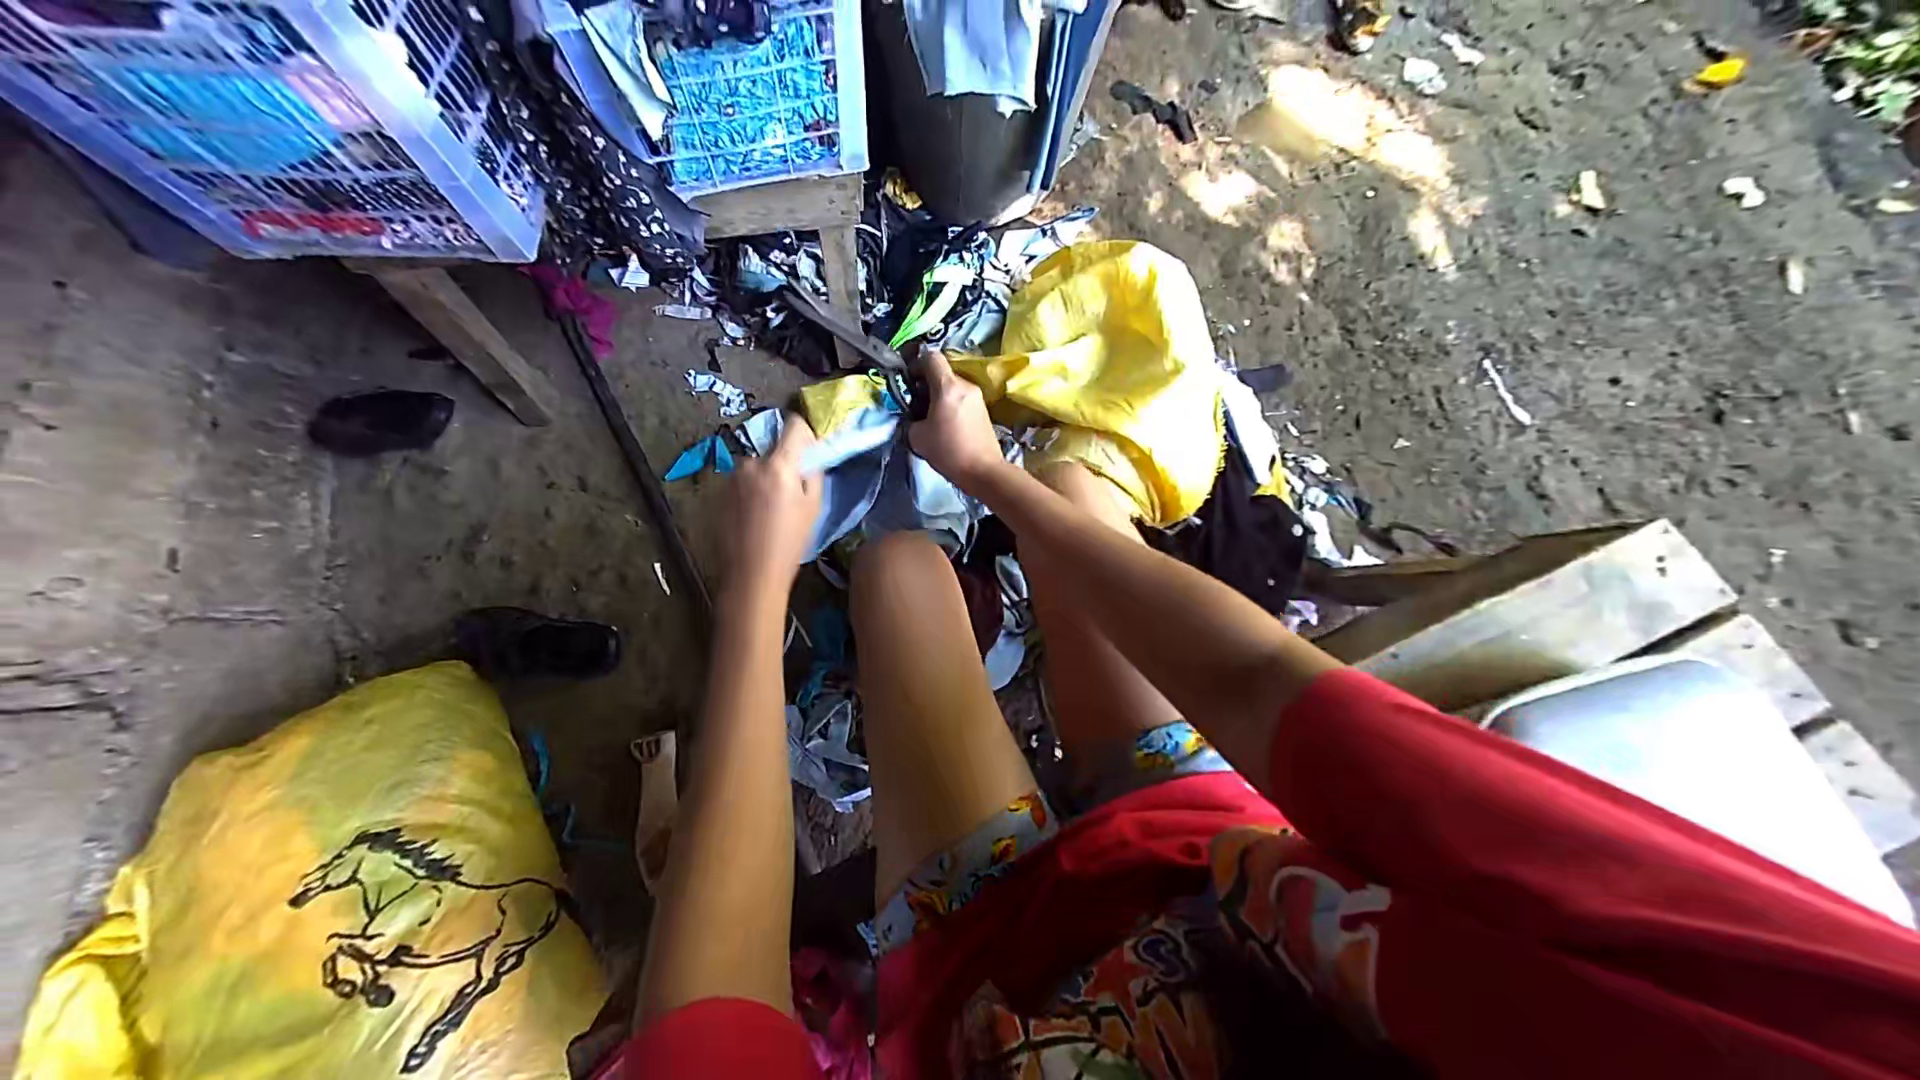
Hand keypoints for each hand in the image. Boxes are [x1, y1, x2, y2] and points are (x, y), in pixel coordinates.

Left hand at [726, 414, 822, 588]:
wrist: (750, 573)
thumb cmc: (790, 542)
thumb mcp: (814, 507)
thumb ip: (813, 473)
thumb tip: (810, 456)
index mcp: (779, 465)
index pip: (793, 425)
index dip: (804, 434)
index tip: (809, 451)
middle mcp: (751, 463)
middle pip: (773, 449)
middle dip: (783, 464)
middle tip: (791, 493)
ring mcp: (732, 476)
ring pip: (757, 466)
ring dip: (765, 478)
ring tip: (771, 509)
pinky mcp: (719, 491)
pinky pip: (742, 481)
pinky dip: (751, 490)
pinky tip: (754, 516)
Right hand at [909, 348, 1004, 489]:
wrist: (984, 471)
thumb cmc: (949, 451)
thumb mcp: (917, 438)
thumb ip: (911, 421)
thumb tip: (915, 418)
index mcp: (948, 386)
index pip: (931, 357)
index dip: (916, 365)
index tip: (909, 381)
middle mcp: (965, 385)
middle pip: (942, 374)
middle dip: (927, 385)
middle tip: (918, 406)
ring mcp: (977, 398)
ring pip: (953, 387)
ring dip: (940, 397)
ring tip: (932, 420)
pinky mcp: (984, 411)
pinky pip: (963, 399)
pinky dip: (952, 406)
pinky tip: (947, 427)